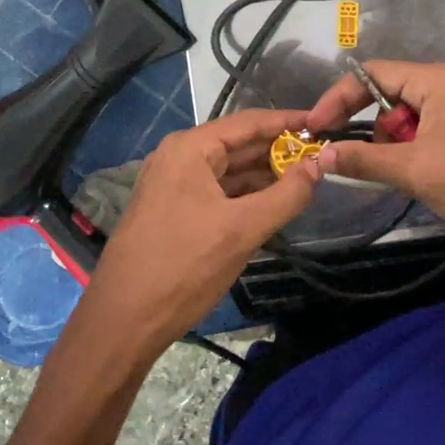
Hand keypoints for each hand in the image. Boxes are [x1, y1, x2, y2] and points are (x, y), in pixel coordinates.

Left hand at [88, 107, 321, 342]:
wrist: (122, 322)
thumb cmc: (184, 267)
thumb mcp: (243, 230)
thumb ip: (286, 195)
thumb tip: (319, 165)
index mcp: (190, 148)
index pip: (248, 122)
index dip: (287, 121)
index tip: (323, 122)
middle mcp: (178, 156)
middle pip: (237, 144)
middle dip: (278, 150)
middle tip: (320, 156)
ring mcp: (171, 183)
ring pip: (228, 170)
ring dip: (263, 174)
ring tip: (304, 179)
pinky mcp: (170, 209)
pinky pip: (216, 191)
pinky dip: (244, 194)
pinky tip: (271, 203)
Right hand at [308, 61, 444, 249]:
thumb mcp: (416, 171)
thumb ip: (365, 160)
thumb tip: (321, 156)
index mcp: (434, 80)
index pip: (372, 74)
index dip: (338, 98)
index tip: (314, 128)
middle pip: (388, 93)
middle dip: (367, 125)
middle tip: (347, 158)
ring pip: (406, 116)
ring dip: (390, 143)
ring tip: (394, 174)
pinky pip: (425, 130)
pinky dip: (410, 150)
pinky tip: (412, 175)